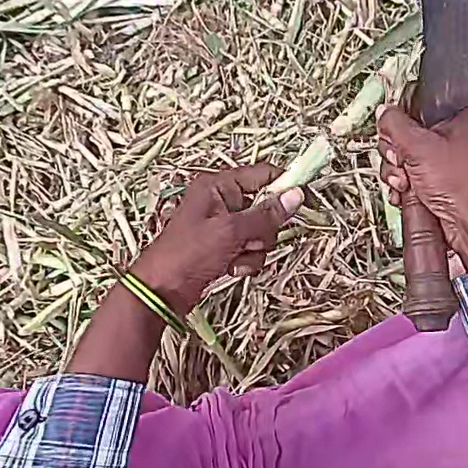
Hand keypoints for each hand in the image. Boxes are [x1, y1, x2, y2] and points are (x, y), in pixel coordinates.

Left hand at [130, 165, 304, 315]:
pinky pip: (251, 251)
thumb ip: (265, 215)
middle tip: (249, 240)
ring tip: (235, 257)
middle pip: (266, 208)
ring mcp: (223, 227)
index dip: (284, 185)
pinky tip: (230, 269)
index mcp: (218, 186)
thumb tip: (296, 195)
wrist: (162, 292)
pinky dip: (246, 262)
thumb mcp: (230, 231)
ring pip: (262, 233)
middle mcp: (222, 202)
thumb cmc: (188, 254)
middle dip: (263, 230)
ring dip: (255, 250)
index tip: (305, 199)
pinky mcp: (225, 249)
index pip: (262, 175)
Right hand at [376, 103, 467, 271]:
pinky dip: (399, 186)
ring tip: (407, 182)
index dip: (400, 118)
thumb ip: (396, 125)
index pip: (415, 101)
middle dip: (395, 151)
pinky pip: (402, 176)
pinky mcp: (429, 181)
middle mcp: (447, 135)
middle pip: (402, 132)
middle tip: (403, 161)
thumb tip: (384, 112)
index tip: (395, 131)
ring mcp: (437, 160)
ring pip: (399, 157)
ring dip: (395, 172)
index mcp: (455, 115)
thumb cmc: (464, 185)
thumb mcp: (422, 147)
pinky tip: (406, 193)